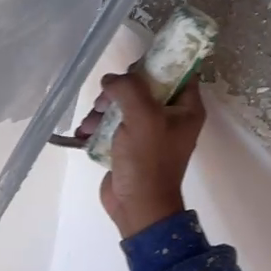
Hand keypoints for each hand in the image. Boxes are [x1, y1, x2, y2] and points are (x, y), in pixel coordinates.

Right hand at [77, 72, 206, 238]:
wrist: (137, 207)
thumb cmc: (147, 162)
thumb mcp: (142, 117)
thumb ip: (128, 89)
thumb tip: (110, 80)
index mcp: (186, 108)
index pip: (177, 71)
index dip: (155, 63)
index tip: (131, 67)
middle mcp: (170, 117)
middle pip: (143, 87)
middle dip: (118, 91)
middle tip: (103, 100)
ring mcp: (149, 133)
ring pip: (123, 106)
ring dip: (102, 111)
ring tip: (90, 124)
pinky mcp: (129, 147)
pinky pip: (112, 126)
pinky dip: (97, 127)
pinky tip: (83, 134)